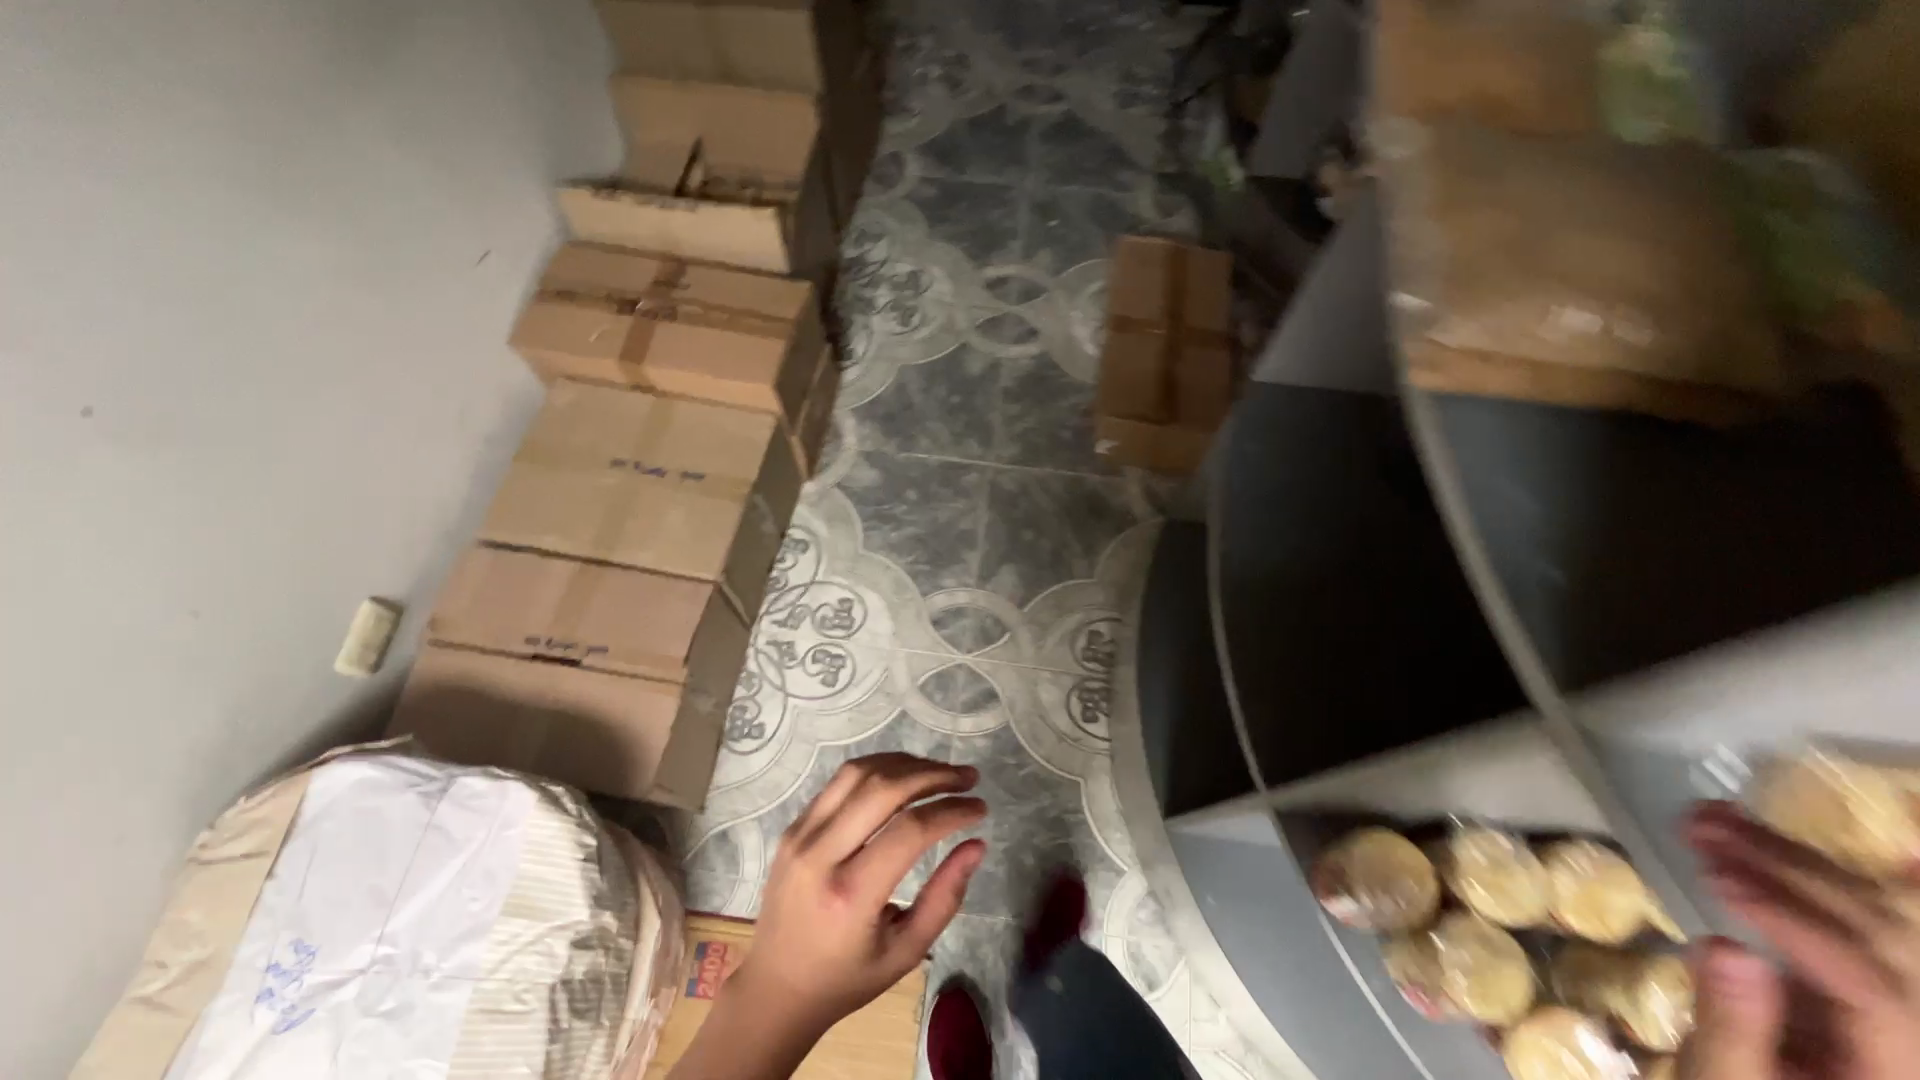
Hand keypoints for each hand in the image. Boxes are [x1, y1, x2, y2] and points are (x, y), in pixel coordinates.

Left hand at [668, 753, 987, 1079]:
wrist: (776, 986)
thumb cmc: (847, 978)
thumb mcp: (906, 951)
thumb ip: (945, 898)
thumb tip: (976, 845)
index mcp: (850, 895)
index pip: (910, 830)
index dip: (951, 811)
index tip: (980, 809)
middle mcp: (820, 855)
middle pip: (883, 788)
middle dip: (933, 775)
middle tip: (967, 778)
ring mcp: (800, 835)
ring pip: (858, 773)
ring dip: (905, 764)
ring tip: (940, 773)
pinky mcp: (793, 827)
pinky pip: (838, 783)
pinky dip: (877, 771)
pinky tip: (904, 778)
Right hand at [1683, 801, 1919, 1079]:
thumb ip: (1731, 1025)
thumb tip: (1724, 946)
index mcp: (1893, 1070)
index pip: (1869, 986)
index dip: (1796, 926)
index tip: (1715, 879)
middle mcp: (1919, 1032)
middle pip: (1881, 940)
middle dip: (1789, 872)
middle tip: (1704, 826)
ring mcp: (1902, 1004)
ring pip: (1879, 918)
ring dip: (1794, 859)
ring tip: (1711, 816)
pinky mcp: (1870, 981)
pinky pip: (1876, 924)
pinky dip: (1861, 877)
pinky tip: (1872, 840)